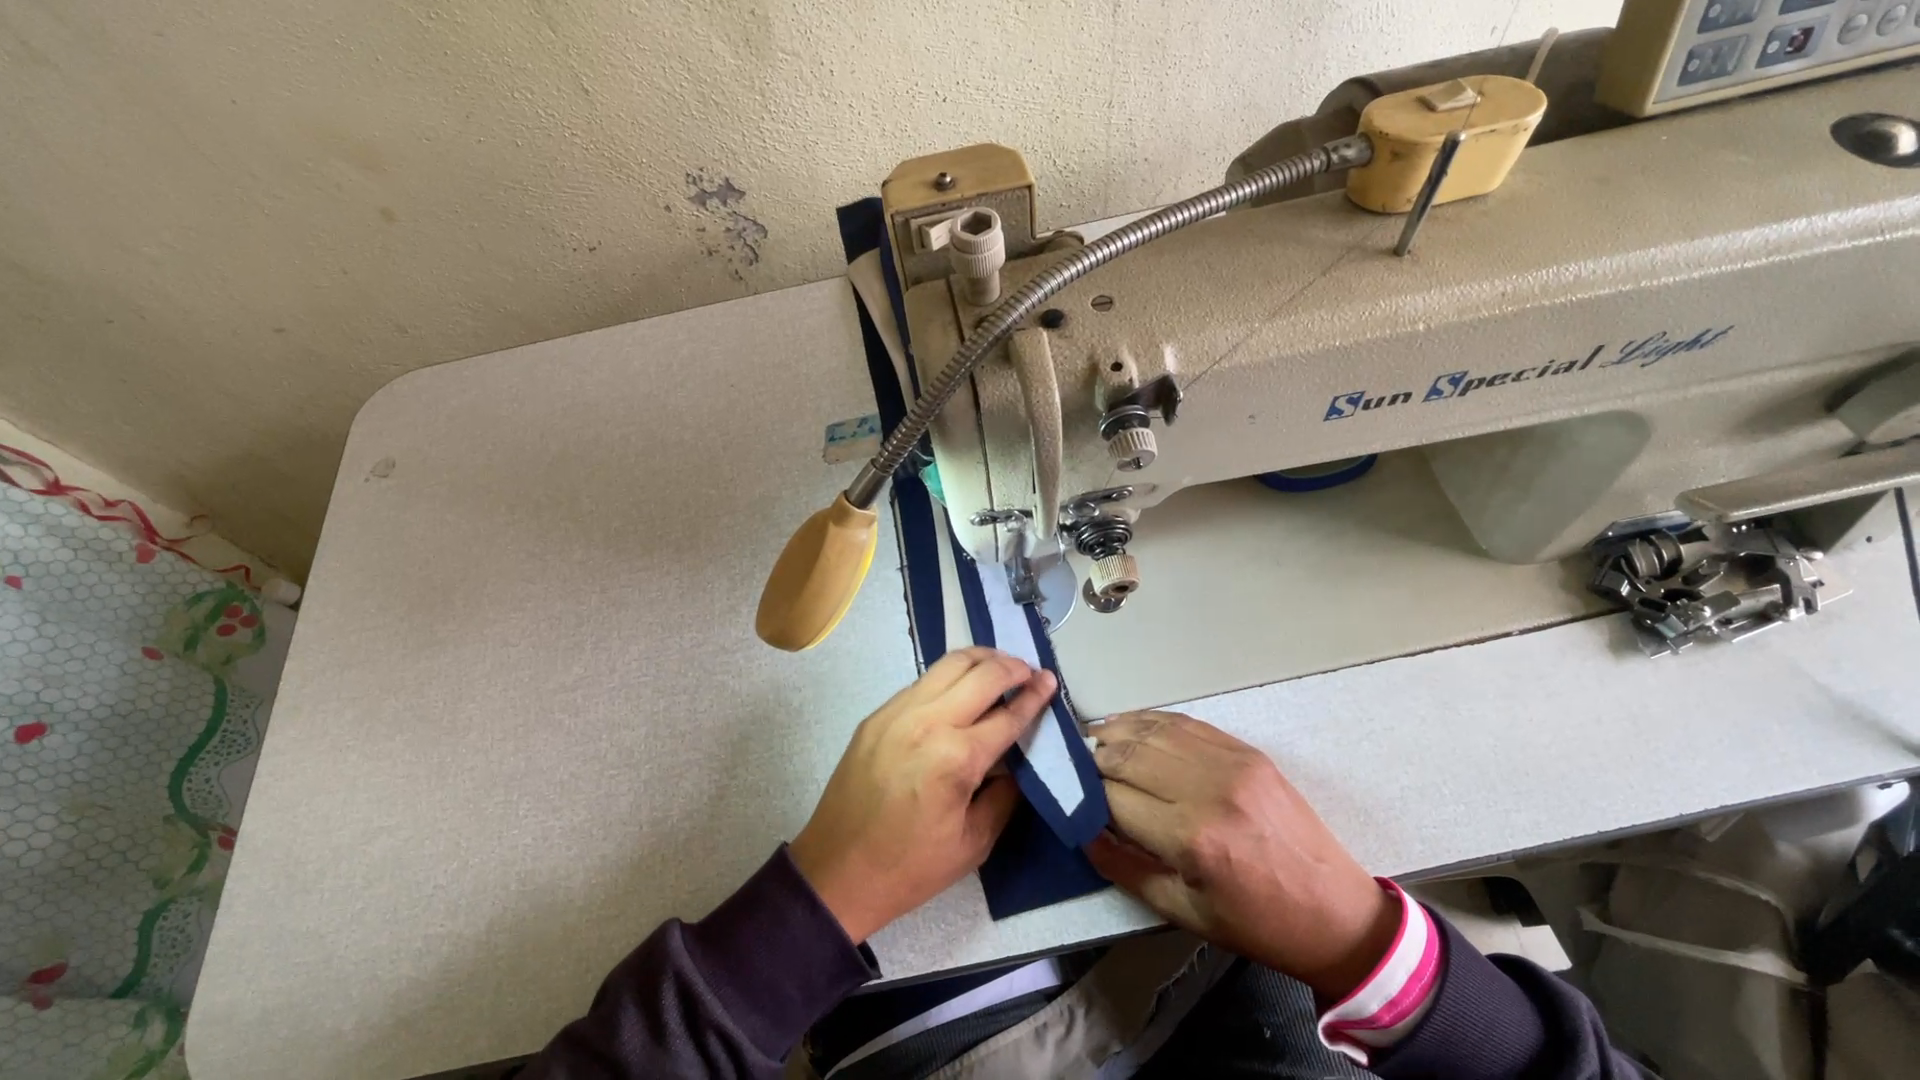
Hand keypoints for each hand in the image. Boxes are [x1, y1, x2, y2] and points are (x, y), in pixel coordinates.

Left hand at [790, 648, 1056, 943]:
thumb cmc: (910, 868)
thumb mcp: (973, 843)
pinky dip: (949, 677)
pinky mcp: (876, 716)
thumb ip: (1003, 795)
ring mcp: (896, 713)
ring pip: (947, 664)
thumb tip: (1016, 763)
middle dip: (1012, 667)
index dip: (1035, 696)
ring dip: (980, 661)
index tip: (1050, 681)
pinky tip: (960, 692)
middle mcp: (927, 722)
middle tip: (1029, 672)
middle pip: (980, 672)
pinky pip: (921, 682)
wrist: (835, 871)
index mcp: (956, 758)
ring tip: (1000, 668)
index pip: (1007, 714)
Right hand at [1085, 712, 1397, 1001]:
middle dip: (1095, 759)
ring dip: (1117, 731)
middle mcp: (1208, 790)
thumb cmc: (1255, 923)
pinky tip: (1131, 725)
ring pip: (1154, 731)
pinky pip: (1188, 724)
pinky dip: (1152, 721)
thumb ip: (1124, 868)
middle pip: (1128, 755)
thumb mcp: (1182, 912)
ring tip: (1094, 739)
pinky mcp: (1247, 752)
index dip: (1085, 795)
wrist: (1335, 911)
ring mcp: (1231, 763)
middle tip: (1075, 766)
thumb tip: (1083, 828)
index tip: (1070, 796)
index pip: (1114, 797)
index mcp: (1191, 838)